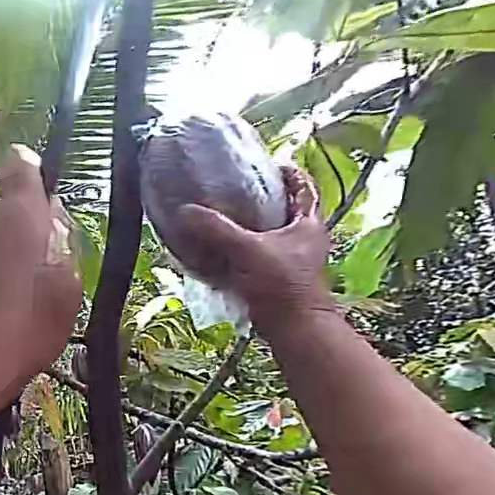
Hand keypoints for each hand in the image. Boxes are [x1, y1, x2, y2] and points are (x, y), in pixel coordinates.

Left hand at [0, 145, 83, 395]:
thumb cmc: (27, 325)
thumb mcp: (67, 284)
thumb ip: (63, 241)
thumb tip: (53, 215)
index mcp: (19, 214)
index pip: (21, 166)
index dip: (35, 172)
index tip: (48, 196)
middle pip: (12, 210)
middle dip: (32, 230)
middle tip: (53, 268)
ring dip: (14, 258)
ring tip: (31, 299)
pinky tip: (8, 313)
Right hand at [174, 166, 335, 338]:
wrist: (295, 330)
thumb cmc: (280, 285)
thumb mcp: (246, 250)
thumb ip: (216, 229)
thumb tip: (185, 211)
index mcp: (308, 224)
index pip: (305, 187)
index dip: (291, 172)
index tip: (270, 164)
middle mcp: (306, 240)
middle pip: (288, 210)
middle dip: (266, 199)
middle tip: (239, 189)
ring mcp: (295, 262)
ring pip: (275, 235)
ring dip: (255, 226)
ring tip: (226, 217)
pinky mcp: (281, 280)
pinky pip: (263, 257)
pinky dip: (247, 251)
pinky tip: (224, 250)